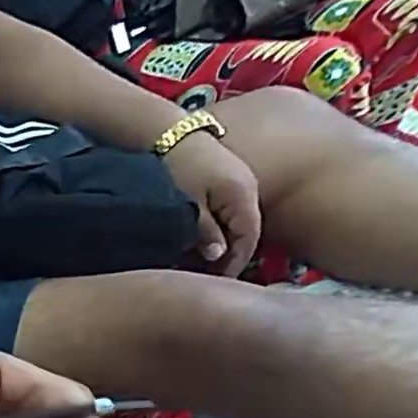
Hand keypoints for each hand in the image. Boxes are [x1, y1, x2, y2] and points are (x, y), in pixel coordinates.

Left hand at [164, 130, 261, 277]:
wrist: (168, 133)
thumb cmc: (178, 168)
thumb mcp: (188, 206)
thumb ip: (204, 232)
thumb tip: (218, 256)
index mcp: (242, 195)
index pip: (248, 238)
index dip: (235, 263)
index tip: (219, 283)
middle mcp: (246, 189)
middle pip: (245, 233)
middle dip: (229, 258)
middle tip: (209, 281)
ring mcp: (237, 183)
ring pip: (235, 223)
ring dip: (222, 246)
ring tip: (203, 267)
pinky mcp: (224, 181)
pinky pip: (226, 213)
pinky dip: (216, 231)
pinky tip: (200, 244)